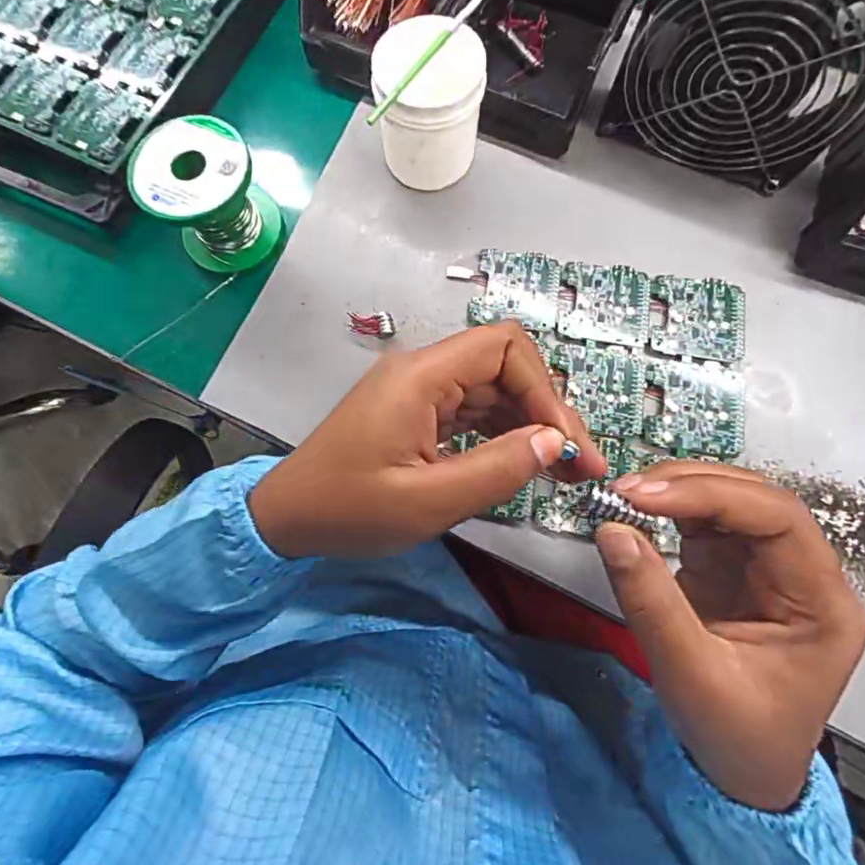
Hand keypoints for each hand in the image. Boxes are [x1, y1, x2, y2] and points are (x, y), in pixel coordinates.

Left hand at [250, 322, 607, 557]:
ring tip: (560, 473)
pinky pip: (467, 412)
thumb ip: (497, 470)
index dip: (545, 390)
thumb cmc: (347, 510)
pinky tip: (519, 465)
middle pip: (502, 368)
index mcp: (419, 377)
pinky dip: (498, 435)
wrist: (286, 517)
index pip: (504, 347)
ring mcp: (414, 392)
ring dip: (526, 426)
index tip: (565, 445)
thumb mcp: (428, 501)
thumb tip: (554, 443)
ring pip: (489, 391)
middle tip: (578, 468)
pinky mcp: (410, 413)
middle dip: (545, 412)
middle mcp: (419, 372)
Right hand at [595, 460, 864, 810]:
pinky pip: (701, 518)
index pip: (777, 518)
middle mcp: (801, 574)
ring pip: (728, 499)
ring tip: (624, 496)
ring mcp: (763, 567)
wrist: (741, 771)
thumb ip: (651, 602)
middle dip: (688, 484)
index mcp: (821, 603)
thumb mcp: (690, 674)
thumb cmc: (735, 734)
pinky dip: (665, 507)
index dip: (710, 495)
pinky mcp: (728, 567)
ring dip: (675, 488)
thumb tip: (611, 530)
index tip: (643, 495)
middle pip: (755, 498)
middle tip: (625, 491)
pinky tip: (636, 509)